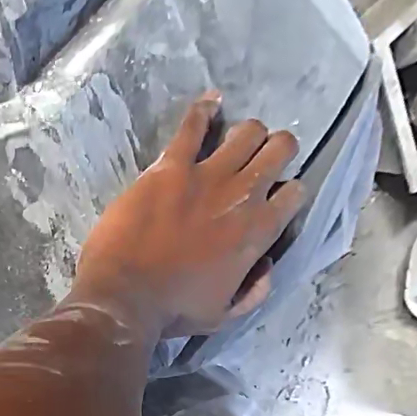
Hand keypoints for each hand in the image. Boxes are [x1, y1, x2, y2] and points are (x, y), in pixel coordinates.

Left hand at [68, 93, 305, 339]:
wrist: (122, 298)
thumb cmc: (170, 311)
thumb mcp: (224, 314)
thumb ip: (255, 290)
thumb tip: (267, 267)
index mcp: (260, 231)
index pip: (294, 193)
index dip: (285, 191)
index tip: (270, 196)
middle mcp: (243, 195)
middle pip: (279, 151)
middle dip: (274, 150)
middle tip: (257, 159)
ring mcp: (206, 176)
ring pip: (247, 132)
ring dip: (246, 132)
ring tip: (235, 137)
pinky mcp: (168, 169)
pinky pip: (192, 127)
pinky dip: (203, 110)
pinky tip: (209, 102)